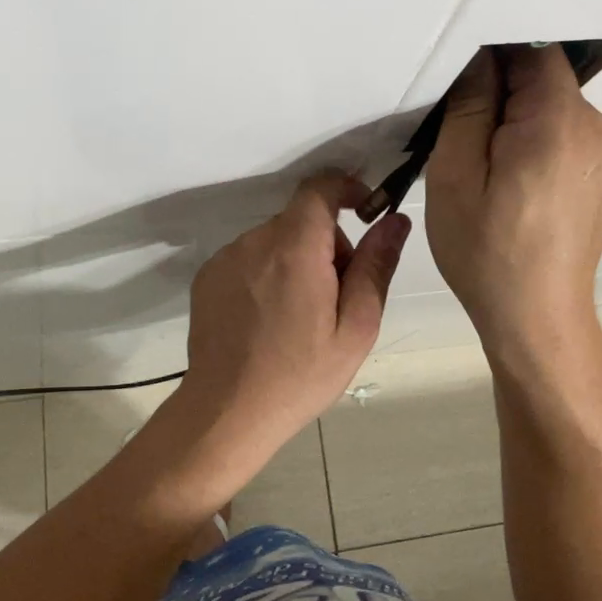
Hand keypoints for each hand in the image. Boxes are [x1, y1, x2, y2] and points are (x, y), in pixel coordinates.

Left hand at [174, 171, 411, 451]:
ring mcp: (225, 259)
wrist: (227, 412)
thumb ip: (375, 266)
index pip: (320, 187)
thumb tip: (394, 220)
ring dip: (296, 262)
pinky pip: (248, 260)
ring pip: (275, 241)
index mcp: (295, 247)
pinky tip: (269, 322)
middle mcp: (254, 241)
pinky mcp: (207, 278)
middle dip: (327, 245)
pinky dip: (267, 276)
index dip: (348, 189)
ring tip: (300, 319)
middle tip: (336, 300)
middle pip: (301, 220)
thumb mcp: (355, 327)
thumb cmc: (300, 376)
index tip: (366, 213)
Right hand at [425, 45, 601, 344]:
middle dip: (501, 91)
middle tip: (460, 130)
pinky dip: (533, 141)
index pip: (533, 47)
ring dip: (515, 118)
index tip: (457, 84)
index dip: (491, 55)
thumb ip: (469, 105)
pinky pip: (562, 134)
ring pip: (552, 106)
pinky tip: (508, 180)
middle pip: (544, 75)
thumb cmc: (487, 252)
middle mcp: (596, 125)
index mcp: (560, 119)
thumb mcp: (455, 175)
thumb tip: (480, 58)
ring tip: (482, 163)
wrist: (537, 318)